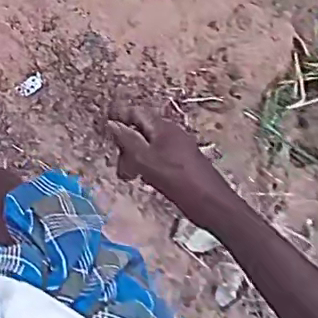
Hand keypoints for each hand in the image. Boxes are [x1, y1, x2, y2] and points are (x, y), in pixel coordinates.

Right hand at [106, 105, 238, 220]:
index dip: (119, 117)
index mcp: (163, 128)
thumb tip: (111, 123)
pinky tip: (145, 179)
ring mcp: (179, 148)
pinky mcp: (183, 162)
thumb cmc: (180, 181)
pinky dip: (147, 165)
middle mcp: (172, 133)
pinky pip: (158, 157)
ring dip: (135, 157)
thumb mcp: (146, 160)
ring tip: (129, 175)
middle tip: (119, 164)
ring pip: (148, 146)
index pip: (136, 112)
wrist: (214, 205)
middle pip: (141, 130)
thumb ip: (128, 141)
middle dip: (126, 144)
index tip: (103, 128)